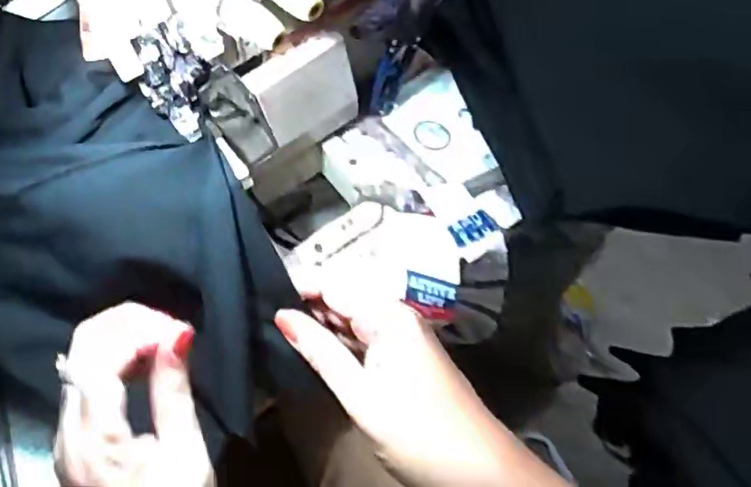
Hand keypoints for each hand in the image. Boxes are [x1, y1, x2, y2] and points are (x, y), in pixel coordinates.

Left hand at [54, 304, 212, 486]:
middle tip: (171, 327)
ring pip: (81, 359)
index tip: (178, 329)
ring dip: (120, 337)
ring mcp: (65, 439)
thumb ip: (174, 391)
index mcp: (91, 439)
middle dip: (127, 324)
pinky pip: (86, 382)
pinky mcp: (73, 444)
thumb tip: (176, 333)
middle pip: (84, 348)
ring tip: (162, 338)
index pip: (100, 354)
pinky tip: (143, 360)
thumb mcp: (185, 459)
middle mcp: (66, 433)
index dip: (139, 329)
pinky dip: (113, 359)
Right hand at [275, 272, 564, 486]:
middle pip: (341, 295)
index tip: (261, 295)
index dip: (295, 286)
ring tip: (283, 331)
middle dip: (305, 304)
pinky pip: (364, 334)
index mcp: (386, 313)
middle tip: (267, 317)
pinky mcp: (406, 356)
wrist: (489, 480)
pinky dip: (340, 340)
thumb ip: (319, 351)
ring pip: (351, 316)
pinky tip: (317, 351)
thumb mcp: (360, 396)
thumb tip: (281, 315)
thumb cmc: (420, 435)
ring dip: (321, 323)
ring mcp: (403, 335)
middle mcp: (395, 314)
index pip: (330, 282)